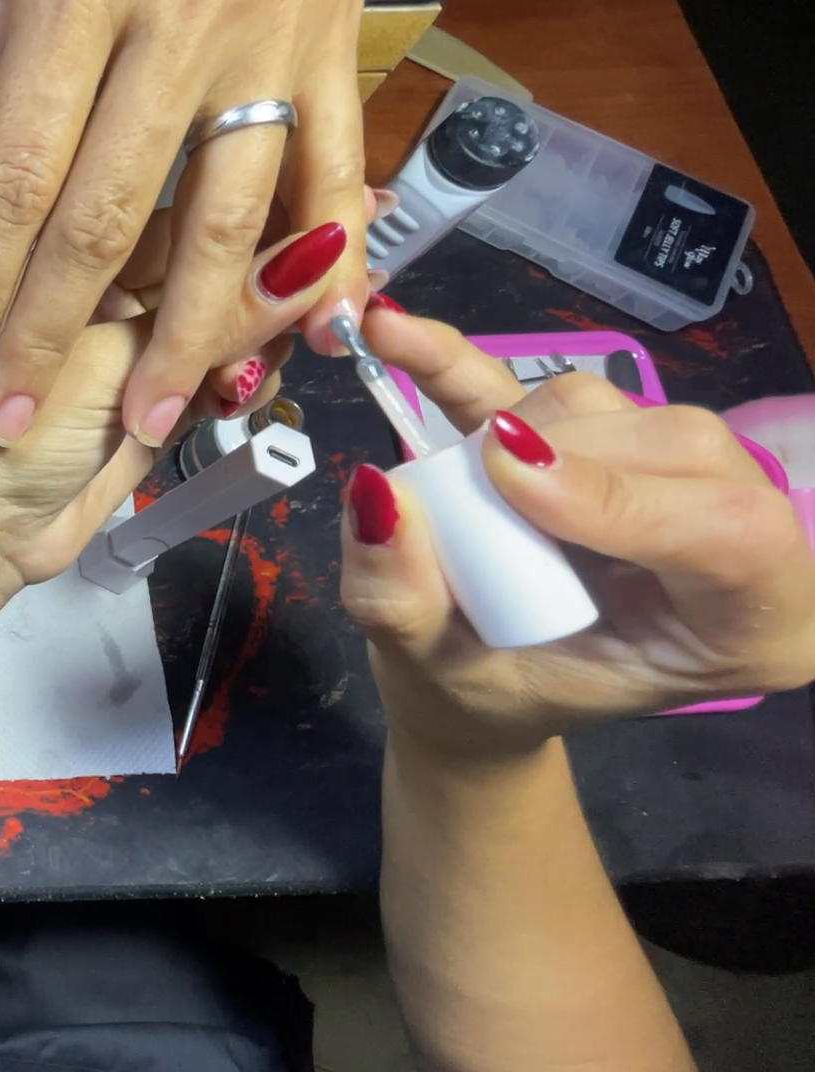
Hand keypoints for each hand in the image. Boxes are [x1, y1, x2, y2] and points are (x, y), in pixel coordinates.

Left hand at [0, 0, 368, 450]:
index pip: (13, 181)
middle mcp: (181, 29)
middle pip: (102, 223)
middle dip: (52, 337)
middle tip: (14, 422)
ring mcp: (270, 48)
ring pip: (221, 222)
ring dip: (184, 339)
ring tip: (148, 422)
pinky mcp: (336, 54)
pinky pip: (335, 173)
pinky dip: (330, 262)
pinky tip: (315, 339)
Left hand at [0, 226, 340, 587]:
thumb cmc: (22, 438)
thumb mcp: (111, 367)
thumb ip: (210, 317)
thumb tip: (316, 254)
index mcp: (88, 263)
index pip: (191, 220)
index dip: (259, 226)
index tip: (331, 233)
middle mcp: (120, 297)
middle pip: (224, 272)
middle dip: (266, 294)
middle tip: (305, 316)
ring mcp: (144, 352)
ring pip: (232, 327)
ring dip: (257, 344)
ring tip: (245, 374)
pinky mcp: (163, 402)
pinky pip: (224, 377)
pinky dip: (243, 383)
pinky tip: (240, 396)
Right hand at [339, 311, 814, 757]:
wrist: (473, 688)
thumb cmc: (469, 697)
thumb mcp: (427, 670)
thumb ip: (400, 599)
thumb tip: (376, 495)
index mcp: (737, 628)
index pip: (730, 530)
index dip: (614, 491)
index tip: (495, 471)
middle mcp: (729, 546)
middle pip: (677, 450)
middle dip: (553, 453)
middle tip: (451, 490)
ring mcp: (661, 487)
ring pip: (615, 407)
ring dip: (512, 424)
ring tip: (445, 483)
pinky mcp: (584, 450)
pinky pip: (533, 384)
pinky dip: (456, 361)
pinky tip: (396, 333)